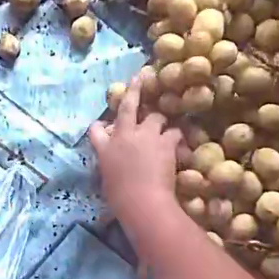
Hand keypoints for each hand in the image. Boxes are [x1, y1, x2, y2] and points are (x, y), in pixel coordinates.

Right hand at [89, 74, 184, 221]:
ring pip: (156, 117)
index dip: (99, 126)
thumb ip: (112, 168)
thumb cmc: (121, 199)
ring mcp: (145, 136)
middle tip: (141, 77)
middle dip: (135, 91)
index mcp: (105, 149)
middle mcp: (123, 136)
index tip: (101, 123)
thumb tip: (117, 168)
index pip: (96, 130)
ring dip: (161, 120)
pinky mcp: (165, 141)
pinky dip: (178, 136)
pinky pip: (175, 131)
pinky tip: (182, 141)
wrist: (141, 201)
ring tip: (167, 124)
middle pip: (128, 107)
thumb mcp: (108, 181)